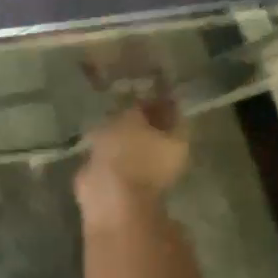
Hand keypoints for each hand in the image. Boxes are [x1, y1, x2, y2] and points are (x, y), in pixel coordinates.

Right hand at [74, 103, 189, 229]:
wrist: (109, 192)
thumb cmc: (128, 151)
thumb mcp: (132, 118)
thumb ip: (138, 107)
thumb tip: (142, 102)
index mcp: (177, 142)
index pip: (174, 113)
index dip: (161, 98)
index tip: (145, 85)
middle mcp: (167, 157)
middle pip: (157, 129)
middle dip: (142, 115)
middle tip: (125, 97)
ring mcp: (146, 170)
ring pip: (137, 142)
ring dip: (126, 130)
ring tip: (109, 112)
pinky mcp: (123, 178)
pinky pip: (120, 154)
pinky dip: (111, 144)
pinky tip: (99, 131)